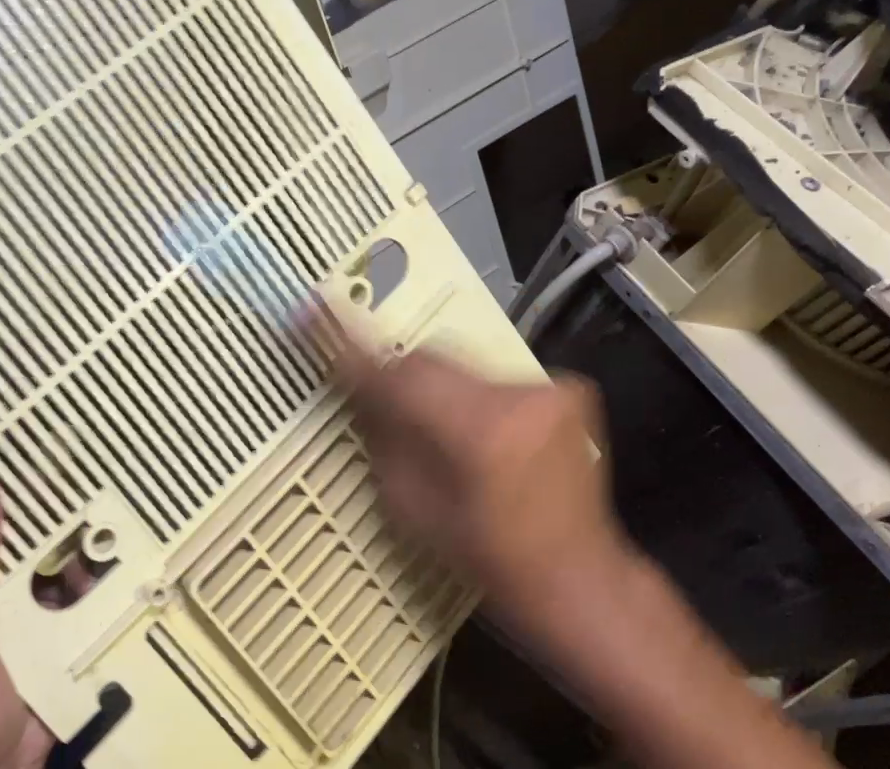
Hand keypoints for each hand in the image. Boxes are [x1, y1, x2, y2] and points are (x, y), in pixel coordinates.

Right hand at [330, 323, 631, 626]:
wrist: (579, 576)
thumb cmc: (487, 555)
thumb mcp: (412, 508)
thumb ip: (382, 439)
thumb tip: (360, 392)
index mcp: (477, 432)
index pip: (396, 374)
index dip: (350, 349)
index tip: (310, 313)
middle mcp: (517, 395)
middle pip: (430, 359)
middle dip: (400, 376)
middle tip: (382, 400)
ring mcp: (549, 387)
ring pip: (463, 366)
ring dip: (442, 389)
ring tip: (445, 432)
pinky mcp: (570, 388)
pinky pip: (497, 377)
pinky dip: (479, 398)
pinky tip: (487, 436)